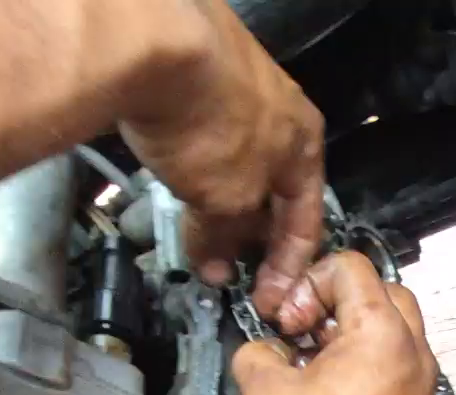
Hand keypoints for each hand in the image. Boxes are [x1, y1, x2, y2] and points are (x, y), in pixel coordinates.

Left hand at [121, 0, 324, 315]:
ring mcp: (235, 77)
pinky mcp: (191, 58)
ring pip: (236, 157)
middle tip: (226, 265)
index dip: (287, 269)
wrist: (148, 36)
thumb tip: (214, 267)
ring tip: (192, 223)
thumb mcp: (224, 202)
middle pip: (271, 189)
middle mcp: (280, 106)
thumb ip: (223, 239)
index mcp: (307, 143)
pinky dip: (190, 156)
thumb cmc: (210, 119)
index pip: (306, 223)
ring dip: (218, 196)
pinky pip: (200, 124)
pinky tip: (169, 171)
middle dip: (248, 234)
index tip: (268, 297)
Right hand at [232, 252, 437, 394]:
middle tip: (304, 333)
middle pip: (381, 291)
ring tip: (315, 363)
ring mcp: (423, 380)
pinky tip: (336, 390)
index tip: (289, 321)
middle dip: (336, 301)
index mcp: (382, 333)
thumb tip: (267, 349)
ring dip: (353, 330)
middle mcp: (414, 350)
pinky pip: (398, 362)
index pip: (351, 267)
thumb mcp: (265, 393)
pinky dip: (370, 360)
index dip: (309, 283)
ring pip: (393, 327)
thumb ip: (257, 351)